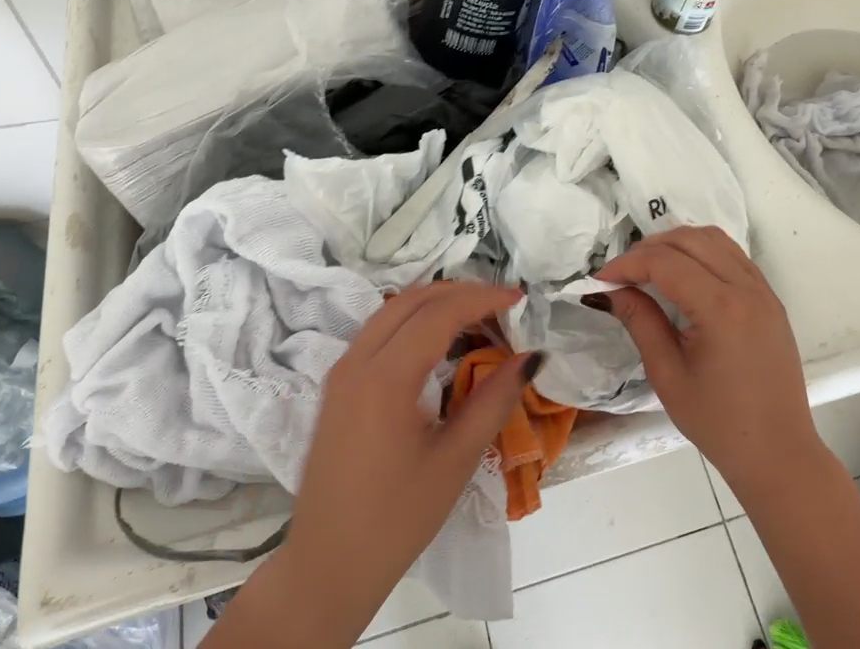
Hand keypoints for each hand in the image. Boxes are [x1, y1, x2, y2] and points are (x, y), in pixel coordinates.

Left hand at [274, 282, 537, 641]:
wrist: (328, 565)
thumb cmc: (397, 519)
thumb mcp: (455, 460)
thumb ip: (494, 400)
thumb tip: (531, 357)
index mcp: (384, 378)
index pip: (438, 314)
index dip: (482, 298)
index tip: (521, 298)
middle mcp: (355, 362)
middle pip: (410, 301)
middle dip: (459, 293)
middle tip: (503, 305)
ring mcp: (340, 373)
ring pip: (390, 313)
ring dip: (434, 305)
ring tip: (478, 318)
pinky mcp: (337, 388)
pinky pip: (377, 334)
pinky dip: (412, 324)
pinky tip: (440, 343)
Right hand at [598, 227, 824, 490]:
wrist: (777, 452)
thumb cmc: (718, 423)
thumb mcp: (668, 375)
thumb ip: (641, 322)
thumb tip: (610, 292)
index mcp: (721, 309)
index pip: (665, 263)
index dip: (627, 264)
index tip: (600, 280)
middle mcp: (746, 289)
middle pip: (690, 240)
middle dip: (649, 248)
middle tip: (621, 274)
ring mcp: (764, 291)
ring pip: (715, 239)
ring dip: (677, 244)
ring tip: (648, 267)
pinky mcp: (770, 300)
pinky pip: (734, 256)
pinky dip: (703, 252)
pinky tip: (683, 274)